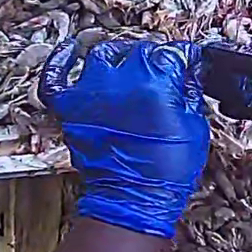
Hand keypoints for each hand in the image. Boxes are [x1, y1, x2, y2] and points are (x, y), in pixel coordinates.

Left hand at [41, 40, 209, 238]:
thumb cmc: (166, 172)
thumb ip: (189, 93)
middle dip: (153, 59)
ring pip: (102, 55)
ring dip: (117, 58)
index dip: (182, 56)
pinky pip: (56, 76)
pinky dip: (61, 60)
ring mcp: (92, 92)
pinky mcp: (70, 108)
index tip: (186, 60)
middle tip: (159, 72)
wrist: (133, 200)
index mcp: (156, 83)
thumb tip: (187, 72)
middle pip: (138, 52)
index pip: (172, 52)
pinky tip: (71, 51)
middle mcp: (121, 81)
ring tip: (124, 66)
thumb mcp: (195, 128)